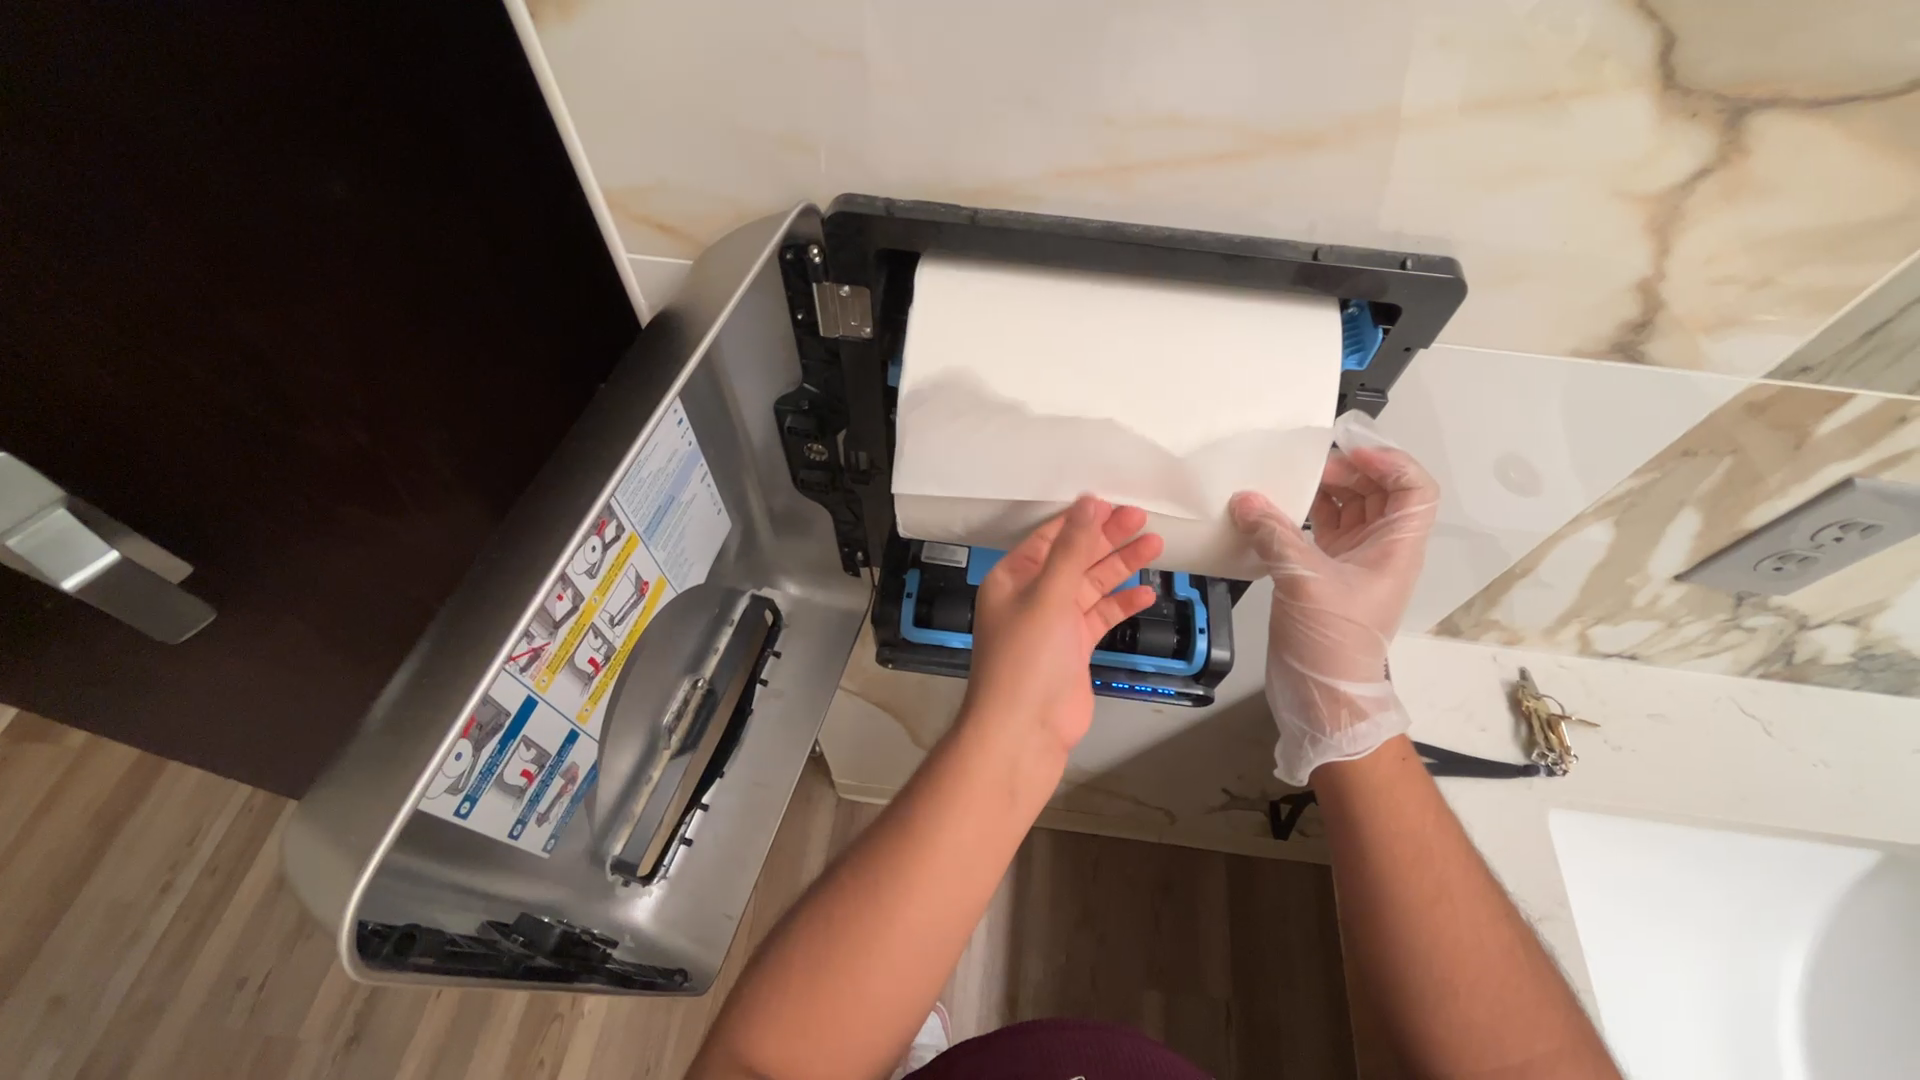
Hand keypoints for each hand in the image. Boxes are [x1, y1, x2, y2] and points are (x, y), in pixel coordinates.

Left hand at [964, 496, 1163, 751]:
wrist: (1024, 729)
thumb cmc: (1026, 658)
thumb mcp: (1048, 595)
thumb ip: (1072, 549)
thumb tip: (1088, 503)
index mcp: (1012, 577)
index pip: (1050, 538)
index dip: (1082, 520)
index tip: (1114, 503)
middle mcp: (1031, 596)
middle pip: (1074, 558)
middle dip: (1107, 538)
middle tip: (1142, 517)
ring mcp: (1054, 623)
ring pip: (1091, 585)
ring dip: (1120, 566)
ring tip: (1155, 543)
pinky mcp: (1073, 647)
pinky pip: (1100, 616)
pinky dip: (1121, 604)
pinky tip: (1146, 592)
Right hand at [1229, 411, 1438, 784]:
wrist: (1323, 695)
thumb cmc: (1332, 640)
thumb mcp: (1304, 580)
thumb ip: (1275, 534)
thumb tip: (1244, 499)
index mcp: (1396, 549)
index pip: (1414, 489)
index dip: (1390, 462)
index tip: (1348, 450)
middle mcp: (1381, 552)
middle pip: (1379, 494)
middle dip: (1349, 472)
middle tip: (1308, 464)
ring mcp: (1353, 565)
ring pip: (1349, 512)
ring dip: (1323, 493)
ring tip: (1288, 483)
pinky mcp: (1325, 578)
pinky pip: (1321, 533)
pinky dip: (1300, 518)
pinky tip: (1271, 513)